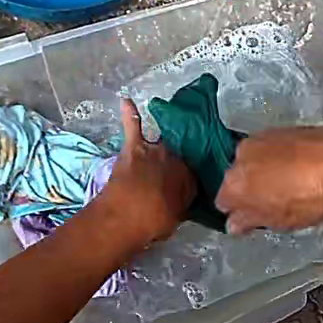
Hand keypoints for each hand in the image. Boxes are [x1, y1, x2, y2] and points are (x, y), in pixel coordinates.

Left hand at [79, 99, 195, 252]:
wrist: (127, 216)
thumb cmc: (153, 222)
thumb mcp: (176, 217)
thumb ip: (181, 203)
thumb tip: (181, 199)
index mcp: (191, 179)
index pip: (195, 171)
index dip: (192, 172)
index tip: (190, 174)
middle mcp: (178, 159)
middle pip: (183, 151)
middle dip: (182, 152)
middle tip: (178, 158)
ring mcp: (156, 150)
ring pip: (166, 136)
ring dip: (168, 133)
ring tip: (175, 122)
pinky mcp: (135, 146)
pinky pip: (134, 125)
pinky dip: (130, 113)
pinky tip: (127, 100)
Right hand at [215, 126, 322, 233]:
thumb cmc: (310, 195)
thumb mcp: (279, 220)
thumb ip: (249, 221)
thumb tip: (234, 223)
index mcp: (233, 183)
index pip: (223, 202)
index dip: (239, 213)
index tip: (254, 218)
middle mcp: (240, 156)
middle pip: (237, 179)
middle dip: (251, 191)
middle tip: (276, 204)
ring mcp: (260, 139)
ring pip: (255, 162)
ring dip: (266, 174)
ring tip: (293, 187)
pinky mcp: (280, 129)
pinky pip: (272, 150)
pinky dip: (280, 160)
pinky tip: (302, 170)